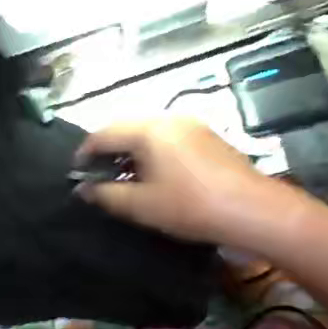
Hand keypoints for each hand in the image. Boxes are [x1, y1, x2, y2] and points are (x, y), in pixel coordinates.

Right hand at [73, 118, 327, 251]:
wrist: (250, 209)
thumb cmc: (191, 206)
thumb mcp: (142, 205)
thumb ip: (107, 194)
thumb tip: (84, 189)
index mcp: (149, 129)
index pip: (104, 133)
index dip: (85, 153)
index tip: (76, 174)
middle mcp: (170, 119)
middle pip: (128, 130)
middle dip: (110, 153)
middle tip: (100, 180)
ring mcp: (193, 126)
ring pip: (151, 135)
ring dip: (134, 155)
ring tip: (127, 183)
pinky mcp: (210, 138)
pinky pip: (171, 140)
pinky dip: (156, 155)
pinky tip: (158, 179)